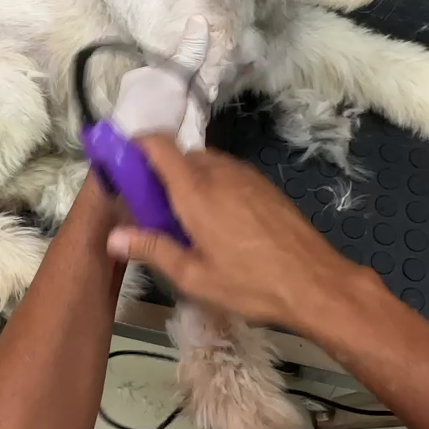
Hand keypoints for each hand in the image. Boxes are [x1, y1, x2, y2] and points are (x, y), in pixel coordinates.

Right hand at [106, 136, 373, 331]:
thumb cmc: (249, 283)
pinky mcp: (265, 185)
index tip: (123, 163)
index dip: (137, 145)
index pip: (159, 145)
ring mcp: (246, 176)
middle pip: (181, 155)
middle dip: (162, 173)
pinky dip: (214, 185)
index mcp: (195, 190)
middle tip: (155, 208)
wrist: (315, 282)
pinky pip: (228, 173)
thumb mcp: (193, 276)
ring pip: (206, 163)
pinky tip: (221, 222)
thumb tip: (113, 237)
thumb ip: (152, 249)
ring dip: (190, 179)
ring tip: (189, 219)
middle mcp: (219, 172)